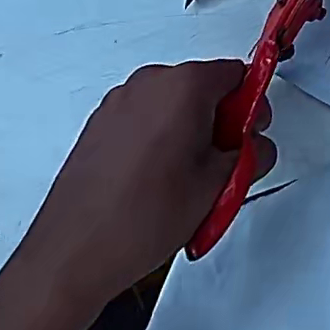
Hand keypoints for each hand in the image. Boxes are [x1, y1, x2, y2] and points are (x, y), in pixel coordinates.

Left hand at [15, 60, 275, 306]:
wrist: (72, 255)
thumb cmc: (138, 219)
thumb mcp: (219, 187)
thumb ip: (254, 154)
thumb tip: (257, 146)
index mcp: (184, 85)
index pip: (238, 74)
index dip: (251, 105)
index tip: (250, 134)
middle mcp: (151, 82)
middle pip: (205, 87)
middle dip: (222, 121)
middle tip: (224, 164)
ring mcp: (121, 100)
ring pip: (175, 104)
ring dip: (190, 131)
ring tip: (187, 182)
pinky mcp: (101, 122)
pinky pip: (146, 117)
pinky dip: (160, 138)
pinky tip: (158, 182)